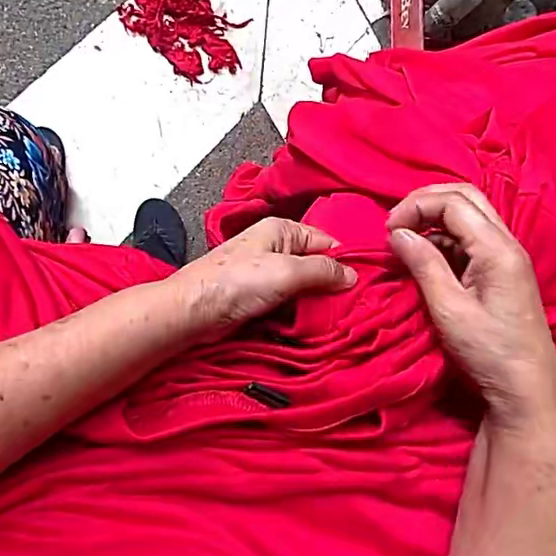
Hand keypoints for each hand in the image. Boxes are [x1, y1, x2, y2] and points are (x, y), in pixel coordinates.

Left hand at [168, 218, 357, 338]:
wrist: (193, 311)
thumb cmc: (235, 283)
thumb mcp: (287, 272)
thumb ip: (322, 271)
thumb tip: (352, 275)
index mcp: (281, 229)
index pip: (325, 241)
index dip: (343, 261)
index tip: (363, 284)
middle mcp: (274, 247)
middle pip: (314, 265)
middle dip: (330, 284)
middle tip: (352, 306)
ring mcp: (265, 273)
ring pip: (302, 287)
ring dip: (314, 302)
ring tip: (335, 318)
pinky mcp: (257, 297)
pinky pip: (287, 303)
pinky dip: (297, 313)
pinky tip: (309, 326)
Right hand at [386, 184, 555, 428]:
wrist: (527, 391)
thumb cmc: (489, 353)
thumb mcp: (449, 309)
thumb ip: (424, 265)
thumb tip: (397, 233)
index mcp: (498, 249)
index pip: (454, 202)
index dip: (416, 206)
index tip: (387, 230)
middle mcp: (507, 244)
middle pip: (465, 197)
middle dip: (425, 201)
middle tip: (395, 223)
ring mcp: (506, 257)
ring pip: (468, 215)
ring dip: (433, 218)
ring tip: (404, 239)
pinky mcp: (501, 272)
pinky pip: (469, 239)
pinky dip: (442, 238)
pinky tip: (423, 256)